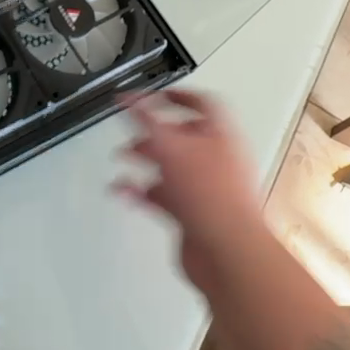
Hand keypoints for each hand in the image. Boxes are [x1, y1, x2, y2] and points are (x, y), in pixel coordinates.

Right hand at [116, 88, 265, 293]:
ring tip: (123, 157)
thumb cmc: (213, 200)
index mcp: (221, 137)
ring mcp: (205, 190)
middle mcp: (216, 161)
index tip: (155, 94)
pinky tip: (124, 190)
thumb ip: (145, 120)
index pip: (203, 104)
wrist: (226, 254)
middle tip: (133, 128)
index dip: (178, 95)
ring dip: (144, 160)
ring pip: (170, 167)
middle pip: (183, 136)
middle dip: (152, 131)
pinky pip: (161, 197)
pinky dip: (140, 192)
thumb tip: (128, 99)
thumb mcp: (171, 147)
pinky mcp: (192, 216)